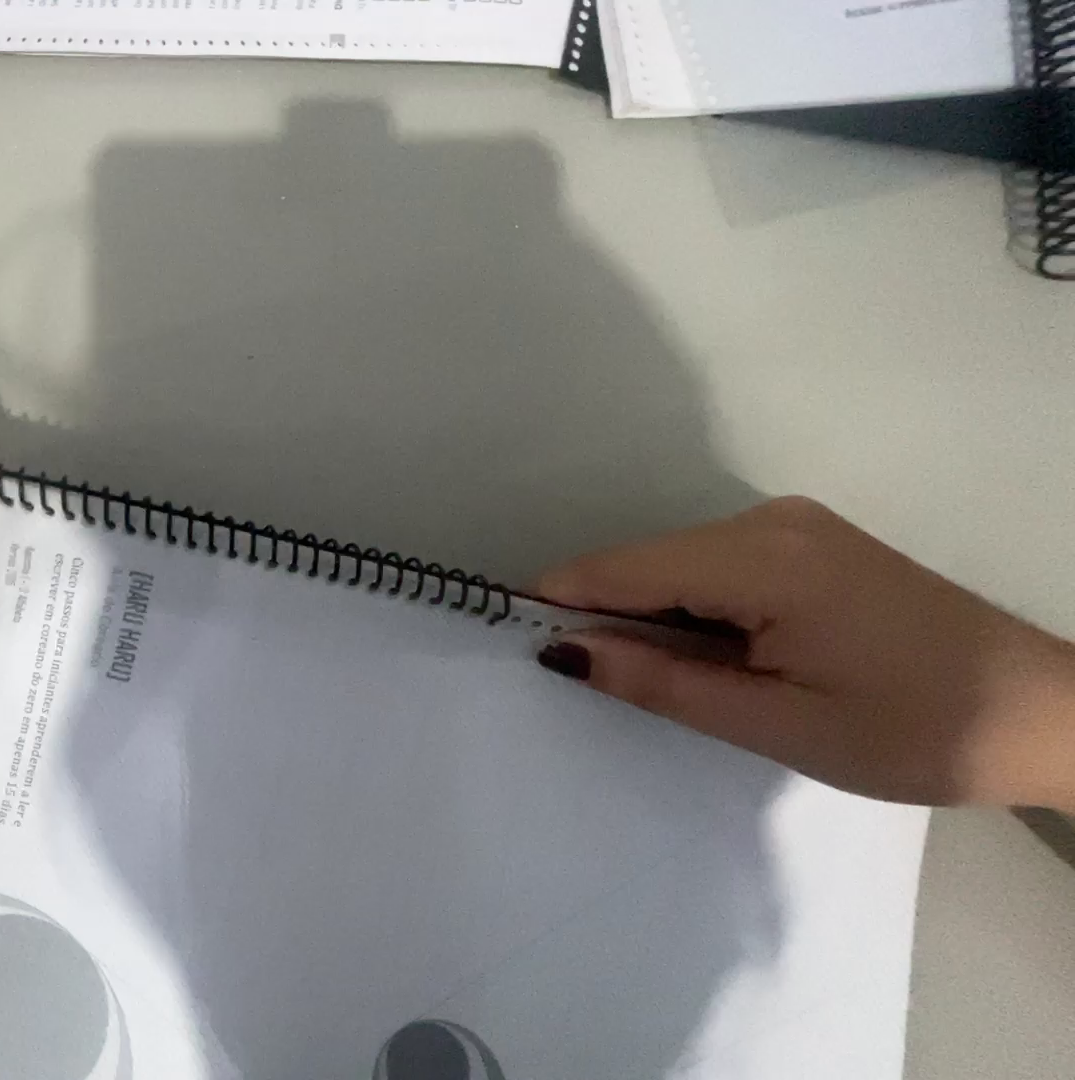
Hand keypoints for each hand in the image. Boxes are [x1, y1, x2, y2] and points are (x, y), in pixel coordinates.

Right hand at [536, 497, 1074, 809]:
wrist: (1058, 716)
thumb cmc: (919, 731)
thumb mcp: (776, 724)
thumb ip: (658, 681)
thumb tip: (560, 651)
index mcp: (760, 560)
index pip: (614, 570)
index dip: (555, 605)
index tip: (519, 649)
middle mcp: (763, 522)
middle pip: (636, 563)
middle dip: (603, 617)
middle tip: (607, 684)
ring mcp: (784, 524)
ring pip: (664, 564)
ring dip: (644, 615)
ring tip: (674, 676)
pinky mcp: (797, 537)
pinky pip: (700, 564)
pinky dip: (682, 605)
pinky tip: (714, 649)